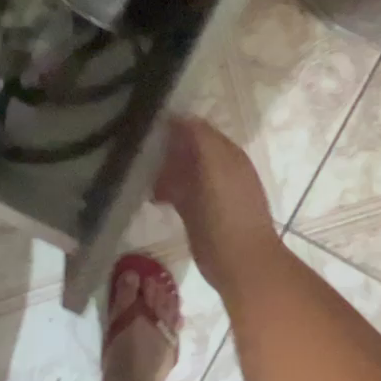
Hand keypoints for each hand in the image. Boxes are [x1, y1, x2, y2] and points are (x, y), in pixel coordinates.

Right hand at [155, 117, 282, 292]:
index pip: (198, 129)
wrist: (242, 263)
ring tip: (141, 173)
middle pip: (188, 150)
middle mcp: (219, 169)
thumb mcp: (216, 167)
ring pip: (181, 172)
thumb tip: (180, 116)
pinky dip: (164, 190)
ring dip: (163, 171)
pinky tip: (152, 196)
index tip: (148, 126)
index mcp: (228, 155)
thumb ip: (201, 139)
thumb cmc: (230, 213)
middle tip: (139, 150)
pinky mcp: (197, 214)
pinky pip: (178, 193)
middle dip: (166, 149)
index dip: (176, 126)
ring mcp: (208, 193)